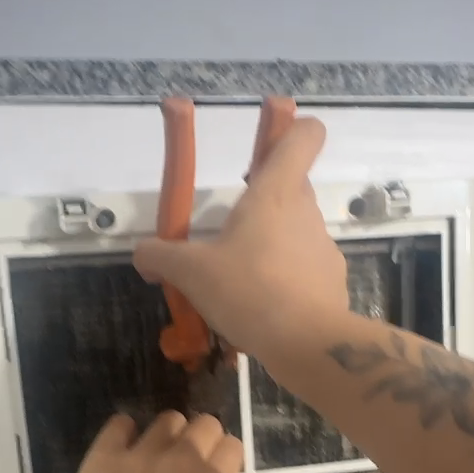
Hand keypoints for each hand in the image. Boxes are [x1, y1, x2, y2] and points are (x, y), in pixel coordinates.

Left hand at [40, 412, 244, 472]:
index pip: (233, 447)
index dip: (223, 457)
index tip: (212, 469)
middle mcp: (183, 462)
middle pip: (206, 424)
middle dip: (201, 439)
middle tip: (184, 463)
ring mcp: (142, 454)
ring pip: (169, 419)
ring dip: (167, 434)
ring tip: (152, 457)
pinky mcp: (103, 454)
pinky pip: (121, 423)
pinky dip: (124, 433)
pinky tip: (120, 453)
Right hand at [133, 117, 347, 360]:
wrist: (306, 342)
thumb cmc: (249, 291)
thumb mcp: (192, 274)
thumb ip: (162, 257)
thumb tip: (141, 254)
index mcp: (275, 193)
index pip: (303, 137)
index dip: (292, 130)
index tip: (272, 140)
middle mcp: (306, 213)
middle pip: (292, 189)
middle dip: (263, 203)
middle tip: (232, 229)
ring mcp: (323, 249)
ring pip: (296, 235)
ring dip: (271, 249)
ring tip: (241, 285)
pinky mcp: (332, 284)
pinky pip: (305, 274)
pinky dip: (286, 286)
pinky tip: (263, 313)